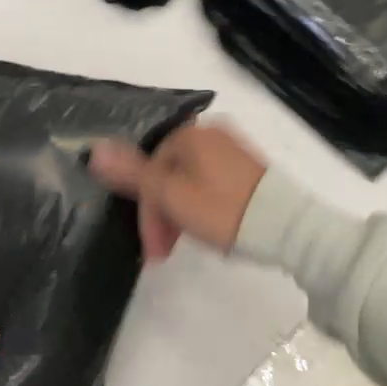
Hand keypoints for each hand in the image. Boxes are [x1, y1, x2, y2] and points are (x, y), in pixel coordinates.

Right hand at [89, 124, 266, 260]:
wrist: (292, 229)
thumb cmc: (224, 211)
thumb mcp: (171, 196)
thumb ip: (132, 174)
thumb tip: (94, 149)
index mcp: (190, 134)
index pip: (149, 169)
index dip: (145, 209)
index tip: (153, 246)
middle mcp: (212, 133)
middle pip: (167, 174)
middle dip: (161, 214)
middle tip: (164, 252)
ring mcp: (234, 149)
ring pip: (188, 181)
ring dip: (179, 214)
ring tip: (185, 245)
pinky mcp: (251, 168)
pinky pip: (210, 184)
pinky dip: (201, 206)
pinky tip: (210, 229)